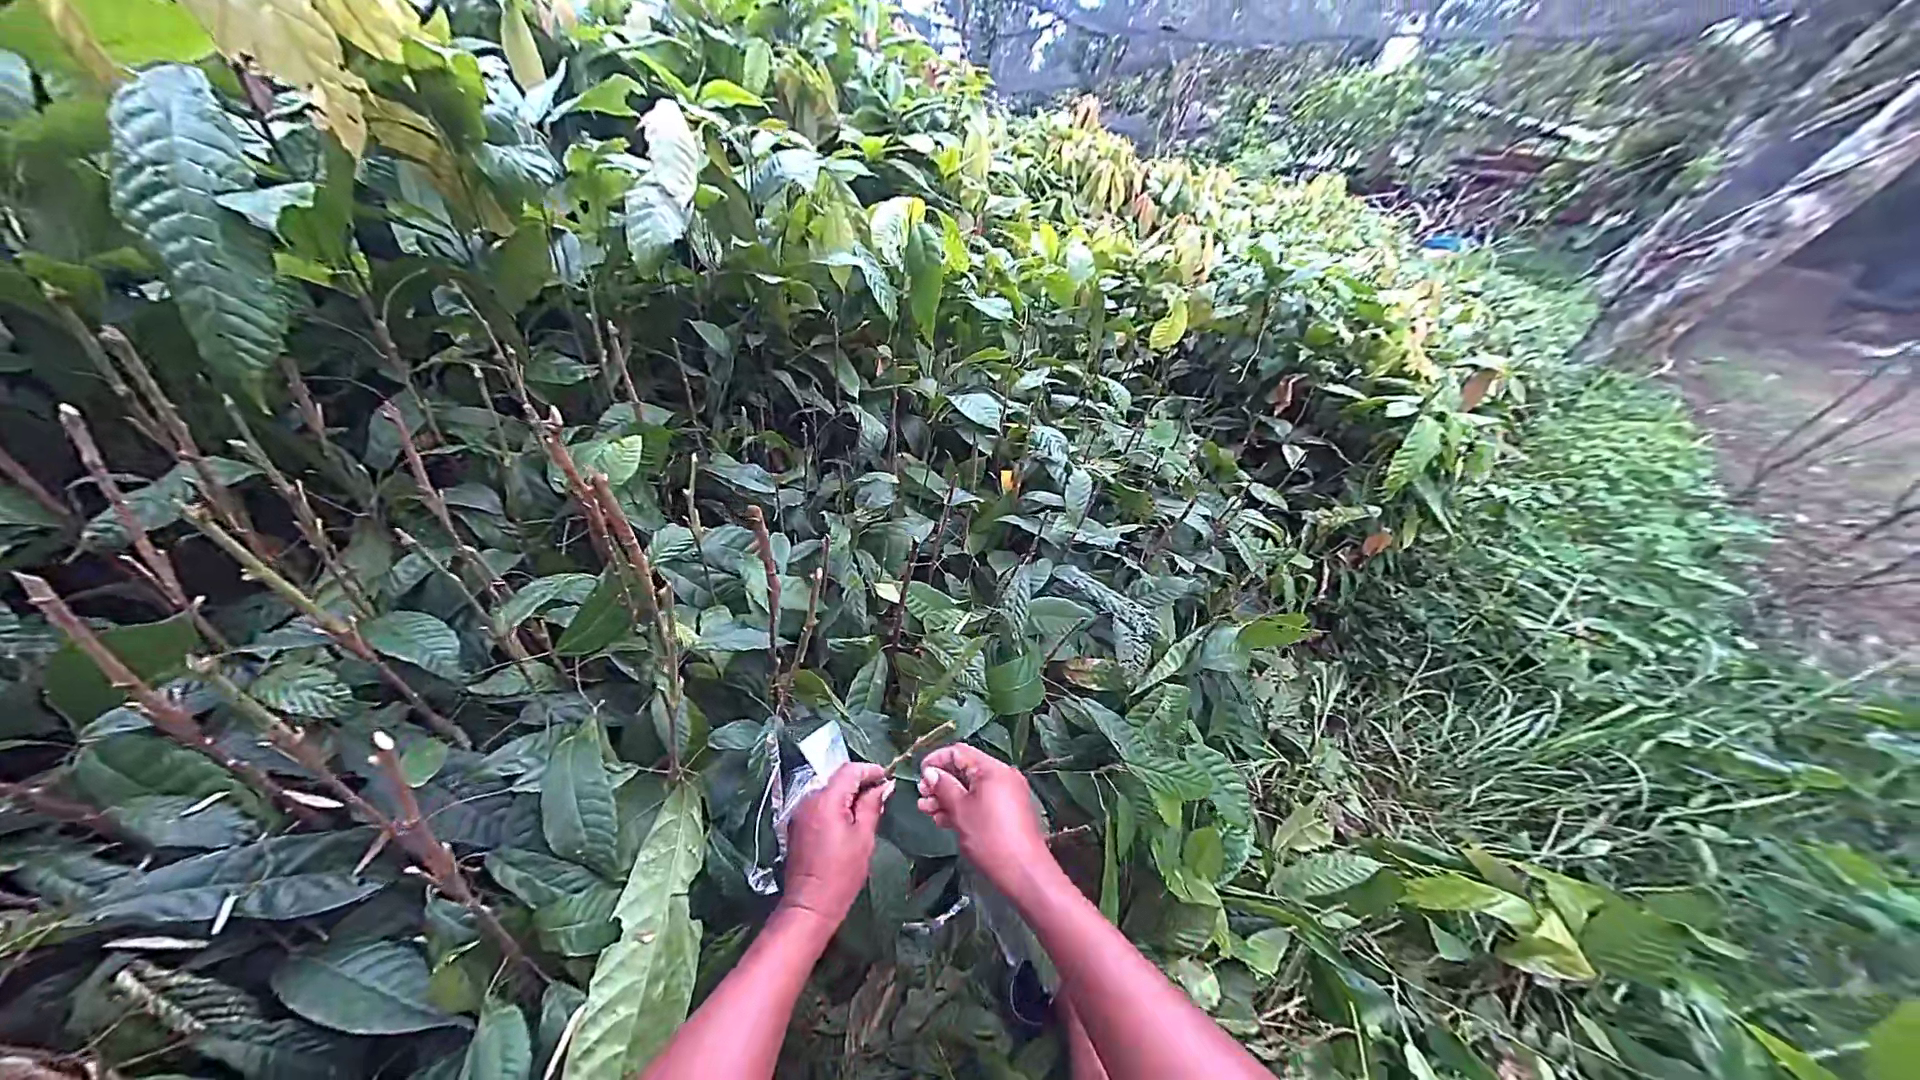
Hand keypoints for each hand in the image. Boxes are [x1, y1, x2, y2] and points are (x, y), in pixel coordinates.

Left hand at [781, 762, 891, 924]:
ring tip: (866, 810)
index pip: (849, 770)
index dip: (870, 770)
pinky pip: (819, 805)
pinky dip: (835, 806)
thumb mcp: (863, 837)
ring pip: (828, 791)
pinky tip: (848, 821)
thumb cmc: (840, 875)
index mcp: (826, 800)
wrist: (809, 907)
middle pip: (837, 779)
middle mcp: (809, 801)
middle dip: (859, 782)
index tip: (886, 777)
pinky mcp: (797, 825)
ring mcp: (800, 813)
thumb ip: (872, 805)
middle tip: (880, 794)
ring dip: (847, 795)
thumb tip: (883, 786)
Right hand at [916, 744, 1061, 904]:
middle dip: (941, 782)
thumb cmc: (990, 838)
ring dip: (949, 796)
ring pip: (972, 787)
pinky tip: (945, 819)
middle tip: (922, 796)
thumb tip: (930, 772)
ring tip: (928, 810)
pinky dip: (964, 806)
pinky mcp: (1009, 810)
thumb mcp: (960, 810)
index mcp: (992, 768)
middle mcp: (1002, 775)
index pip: (959, 752)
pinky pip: (982, 799)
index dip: (936, 760)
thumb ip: (943, 787)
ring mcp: (1008, 793)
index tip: (920, 774)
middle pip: (965, 769)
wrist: (1024, 872)